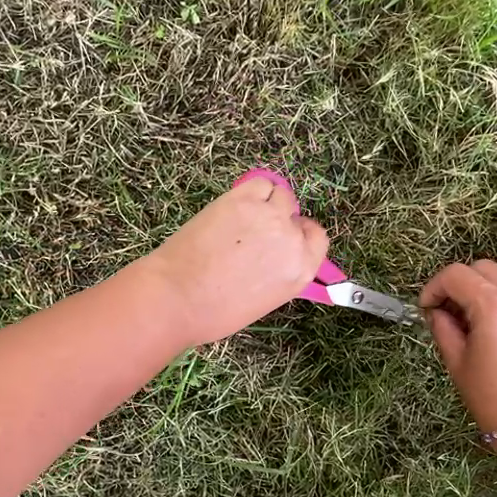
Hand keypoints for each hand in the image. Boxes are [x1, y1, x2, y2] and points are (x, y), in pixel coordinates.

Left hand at [138, 172, 329, 345]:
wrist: (179, 297)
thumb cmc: (215, 311)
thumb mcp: (263, 300)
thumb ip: (279, 273)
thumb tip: (274, 257)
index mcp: (301, 271)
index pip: (317, 239)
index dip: (300, 236)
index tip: (285, 239)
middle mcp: (291, 240)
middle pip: (297, 216)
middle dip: (282, 221)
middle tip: (257, 231)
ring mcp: (268, 215)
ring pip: (280, 195)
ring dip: (268, 203)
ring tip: (243, 218)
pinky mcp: (242, 199)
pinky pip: (259, 184)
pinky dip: (252, 192)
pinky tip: (234, 206)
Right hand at [420, 260, 496, 439]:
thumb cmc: (492, 398)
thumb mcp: (457, 362)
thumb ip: (443, 328)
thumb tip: (436, 312)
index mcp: (493, 306)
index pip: (456, 275)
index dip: (434, 287)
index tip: (426, 308)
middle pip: (482, 268)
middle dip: (459, 284)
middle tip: (447, 312)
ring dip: (482, 290)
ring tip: (471, 322)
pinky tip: (495, 330)